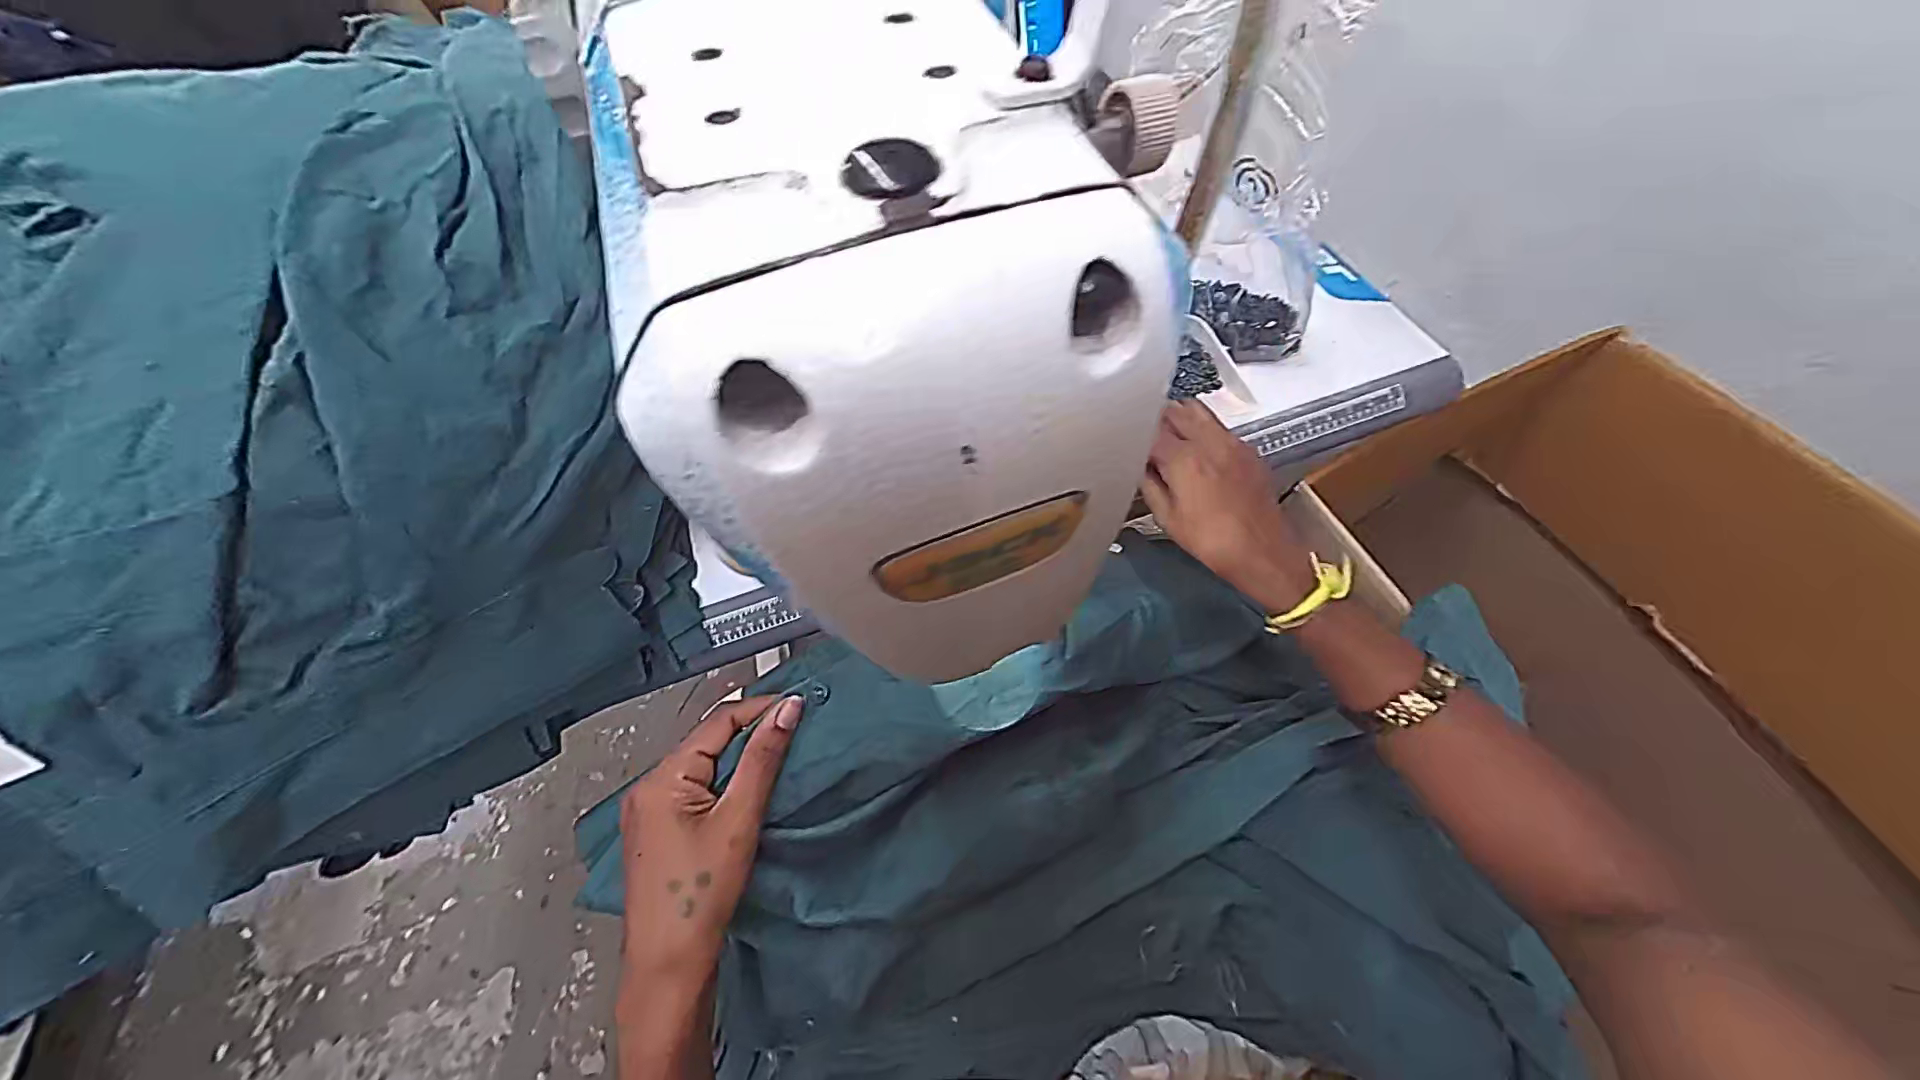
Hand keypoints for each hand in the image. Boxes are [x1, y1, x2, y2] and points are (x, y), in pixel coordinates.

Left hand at [619, 694, 802, 984]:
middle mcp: (647, 788)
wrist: (669, 965)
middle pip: (708, 740)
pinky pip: (697, 786)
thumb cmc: (700, 895)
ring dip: (740, 755)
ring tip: (778, 752)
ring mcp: (649, 810)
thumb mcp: (740, 818)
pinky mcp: (659, 829)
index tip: (796, 705)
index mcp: (661, 779)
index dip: (759, 708)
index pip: (718, 722)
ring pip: (704, 763)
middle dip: (751, 730)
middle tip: (792, 726)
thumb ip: (763, 758)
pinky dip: (727, 779)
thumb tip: (786, 710)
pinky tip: (749, 786)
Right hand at [1141, 400, 1314, 611]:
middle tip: (1145, 439)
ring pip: (1199, 411)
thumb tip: (1141, 468)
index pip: (1150, 429)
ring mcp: (1232, 442)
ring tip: (1170, 440)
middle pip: (1175, 410)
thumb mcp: (1167, 518)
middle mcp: (1209, 441)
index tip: (1128, 444)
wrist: (1262, 551)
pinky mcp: (1248, 450)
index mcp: (1183, 458)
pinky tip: (1197, 452)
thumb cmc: (1212, 541)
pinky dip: (1203, 430)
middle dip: (1156, 420)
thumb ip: (1149, 485)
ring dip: (1181, 419)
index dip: (1135, 434)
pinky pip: (1219, 427)